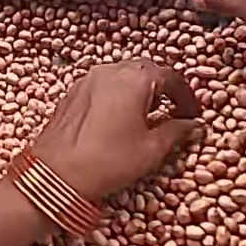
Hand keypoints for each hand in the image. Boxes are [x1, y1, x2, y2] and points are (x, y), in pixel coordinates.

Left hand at [28, 60, 201, 200]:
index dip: (186, 96)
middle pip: (145, 71)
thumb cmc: (106, 162)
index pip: (170, 77)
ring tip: (146, 117)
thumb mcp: (150, 150)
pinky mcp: (71, 94)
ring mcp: (86, 81)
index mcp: (133, 79)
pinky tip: (119, 118)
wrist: (54, 175)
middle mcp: (109, 72)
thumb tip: (192, 124)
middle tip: (172, 112)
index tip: (192, 115)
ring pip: (121, 76)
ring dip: (138, 91)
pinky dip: (117, 96)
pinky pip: (102, 87)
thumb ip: (175, 131)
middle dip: (162, 89)